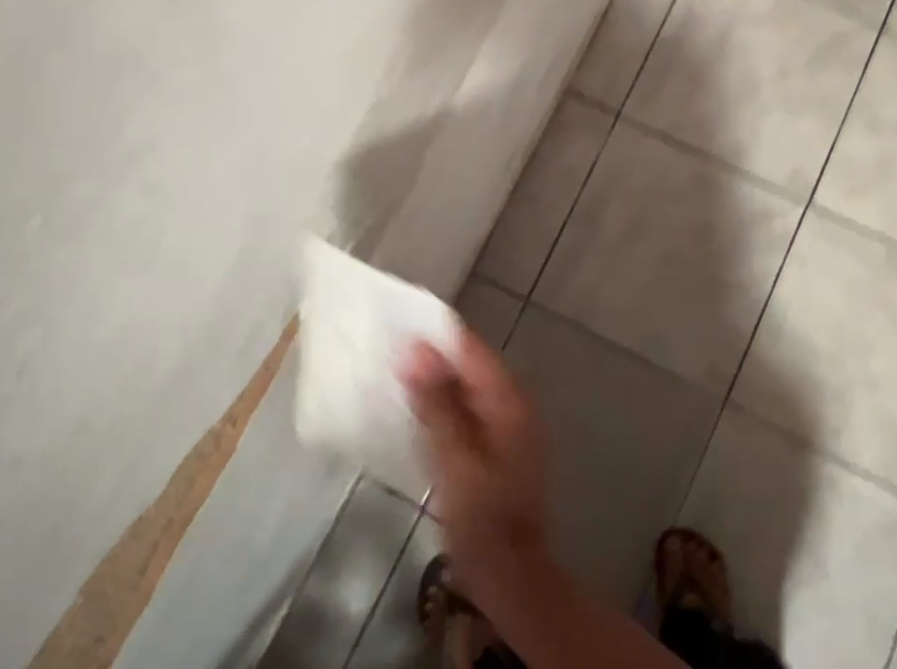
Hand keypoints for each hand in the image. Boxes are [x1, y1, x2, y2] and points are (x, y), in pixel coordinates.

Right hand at [400, 328, 551, 612]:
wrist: (510, 575)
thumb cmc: (483, 520)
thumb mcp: (453, 461)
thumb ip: (436, 404)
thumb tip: (414, 350)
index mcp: (510, 401)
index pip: (470, 347)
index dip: (433, 333)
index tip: (391, 322)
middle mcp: (514, 403)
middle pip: (469, 363)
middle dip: (430, 354)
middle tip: (382, 346)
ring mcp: (508, 424)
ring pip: (466, 386)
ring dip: (433, 379)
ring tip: (388, 371)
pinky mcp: (497, 444)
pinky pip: (466, 408)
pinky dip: (441, 404)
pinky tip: (411, 409)